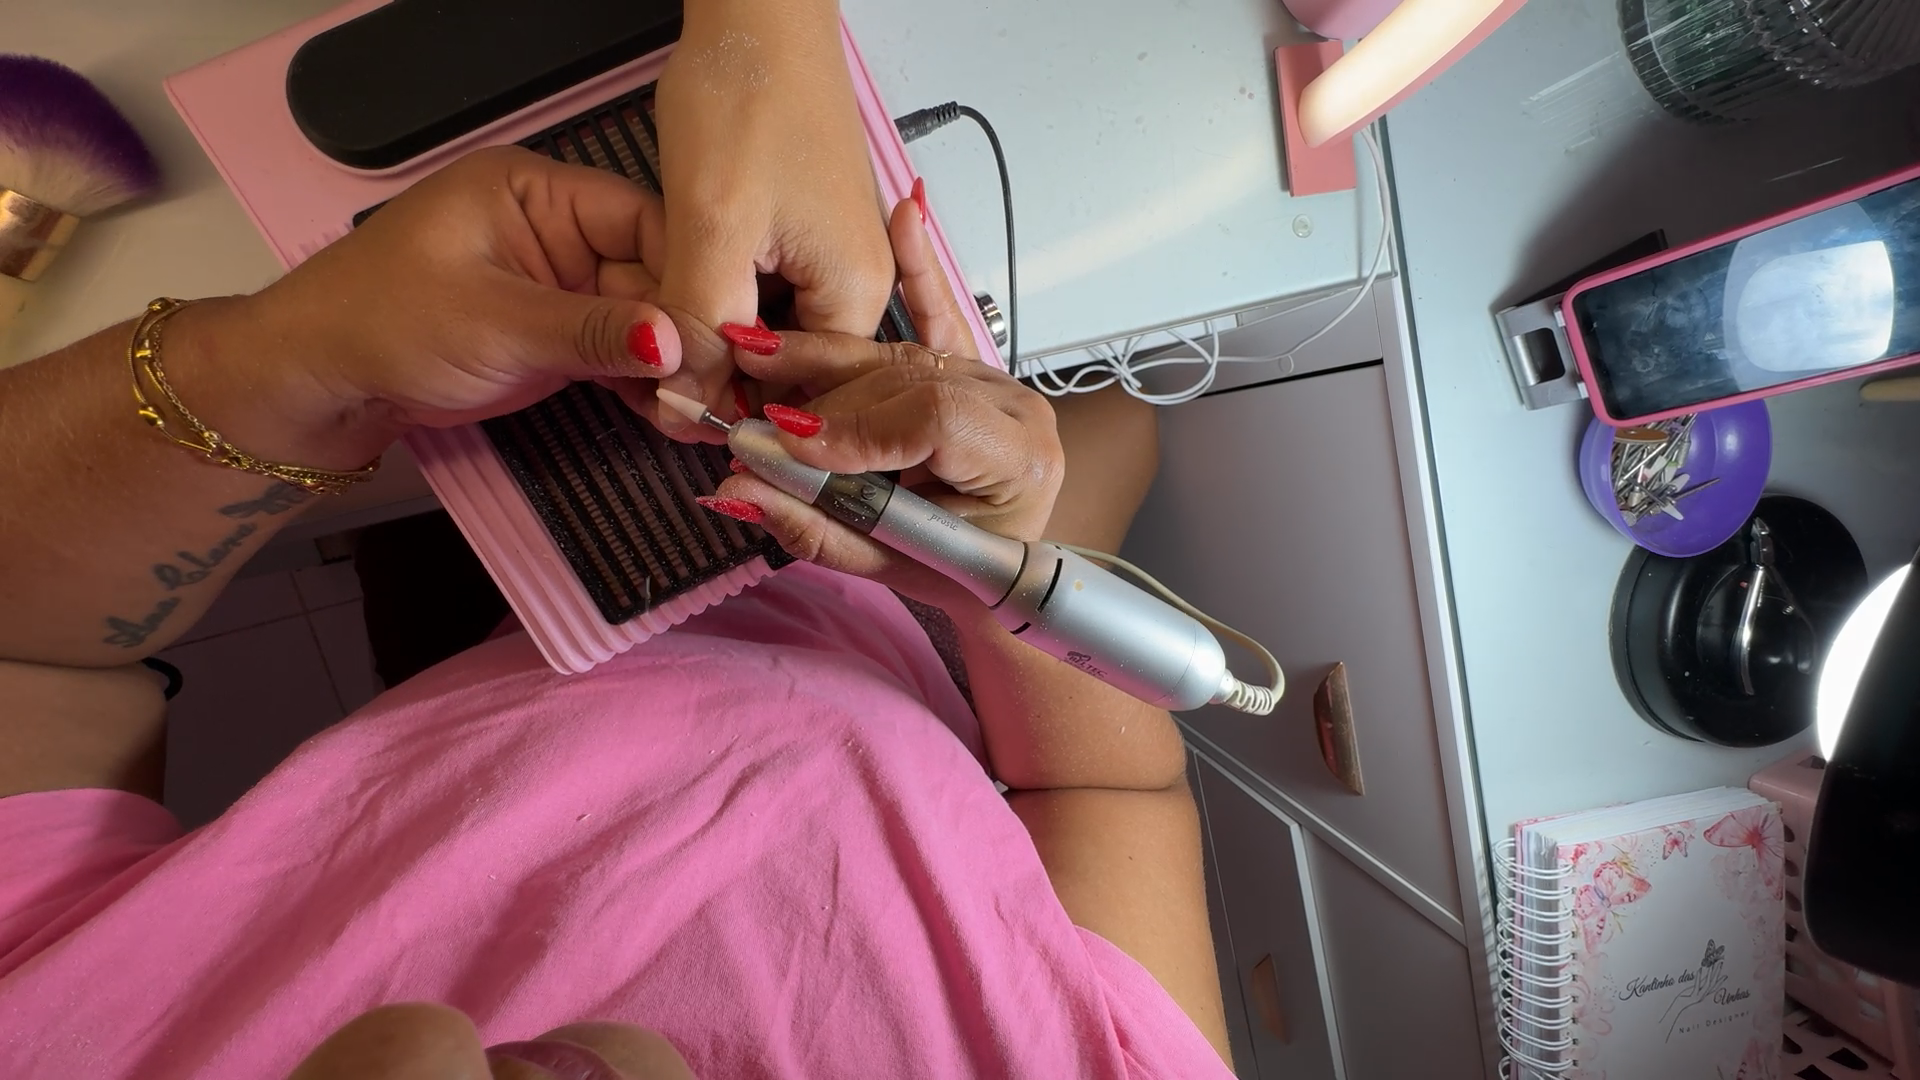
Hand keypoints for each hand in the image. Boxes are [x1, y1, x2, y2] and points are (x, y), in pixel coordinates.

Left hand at [213, 147, 682, 468]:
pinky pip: (632, 356)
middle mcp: (568, 234)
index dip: (689, 274)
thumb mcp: (493, 322)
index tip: (723, 334)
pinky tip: (674, 417)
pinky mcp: (576, 336)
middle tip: (717, 391)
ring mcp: (575, 289)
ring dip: (676, 371)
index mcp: (541, 194)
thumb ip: (592, 331)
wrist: (330, 385)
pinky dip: (653, 388)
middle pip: (659, 277)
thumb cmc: (388, 324)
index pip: (646, 222)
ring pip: (654, 324)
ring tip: (698, 414)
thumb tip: (681, 346)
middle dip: (687, 336)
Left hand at [646, 0, 895, 435]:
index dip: (737, 408)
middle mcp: (860, 288)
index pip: (801, 391)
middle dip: (727, 375)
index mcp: (856, 296)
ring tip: (670, 332)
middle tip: (661, 378)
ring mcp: (839, 264)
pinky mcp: (813, 242)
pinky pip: (773, 298)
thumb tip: (689, 397)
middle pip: (791, 367)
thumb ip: (702, 324)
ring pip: (776, 335)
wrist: (760, 17)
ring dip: (722, 340)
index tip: (678, 415)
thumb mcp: (714, 225)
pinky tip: (694, 294)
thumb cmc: (752, 98)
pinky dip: (732, 305)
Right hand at [706, 199, 1060, 614]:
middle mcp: (1015, 408)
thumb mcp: (895, 569)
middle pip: (909, 382)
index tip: (784, 441)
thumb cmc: (959, 575)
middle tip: (750, 413)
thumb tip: (737, 493)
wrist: (1005, 569)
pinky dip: (921, 269)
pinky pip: (942, 316)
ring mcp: (996, 382)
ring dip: (826, 353)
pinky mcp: (974, 369)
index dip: (855, 428)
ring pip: (900, 356)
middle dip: (825, 402)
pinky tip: (908, 213)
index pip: (933, 422)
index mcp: (1018, 460)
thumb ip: (821, 533)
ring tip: (756, 347)